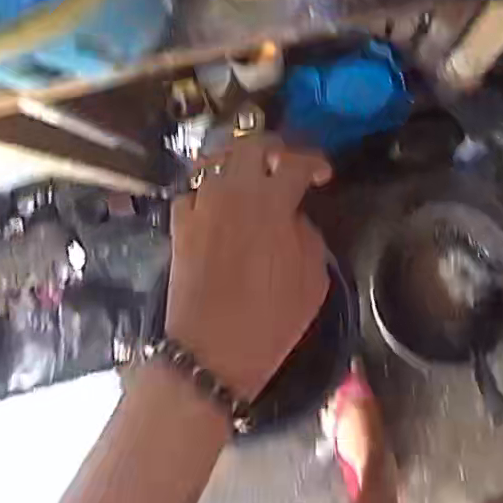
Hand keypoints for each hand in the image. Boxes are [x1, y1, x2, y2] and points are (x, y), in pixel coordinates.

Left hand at [164, 134, 331, 400]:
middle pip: (252, 146)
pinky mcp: (179, 227)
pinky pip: (194, 192)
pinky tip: (219, 207)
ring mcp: (202, 207)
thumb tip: (295, 217)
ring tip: (253, 180)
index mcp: (271, 203)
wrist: (209, 356)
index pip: (296, 163)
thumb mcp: (313, 277)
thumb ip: (308, 234)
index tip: (323, 174)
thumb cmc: (271, 319)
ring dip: (240, 166)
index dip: (315, 162)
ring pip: (219, 163)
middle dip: (276, 150)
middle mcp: (233, 194)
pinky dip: (209, 192)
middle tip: (287, 166)